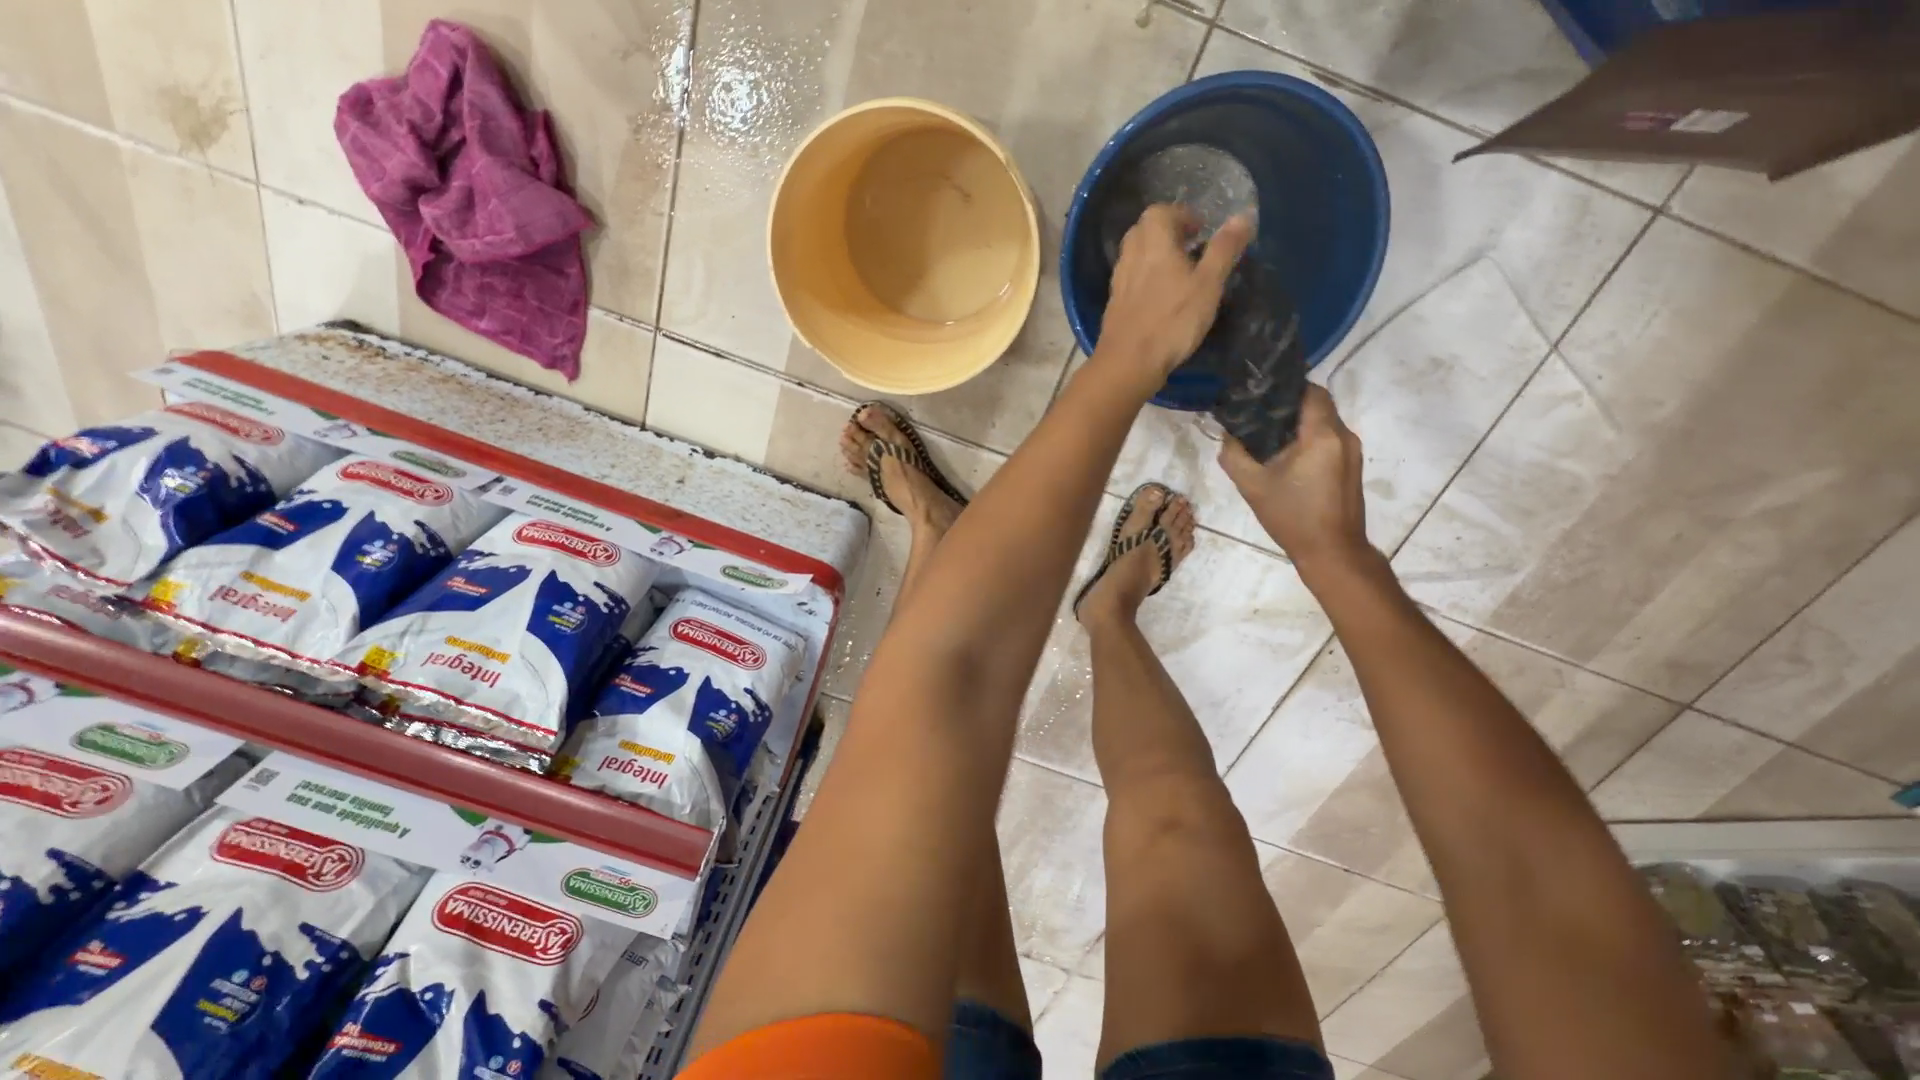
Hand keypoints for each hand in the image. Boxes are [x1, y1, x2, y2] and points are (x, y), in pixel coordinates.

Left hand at [1093, 205, 1253, 393]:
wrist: (1128, 361)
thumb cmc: (1173, 320)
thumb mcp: (1208, 284)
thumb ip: (1224, 249)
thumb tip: (1243, 216)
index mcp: (1154, 242)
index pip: (1160, 211)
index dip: (1181, 215)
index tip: (1200, 230)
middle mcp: (1131, 255)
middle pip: (1144, 229)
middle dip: (1166, 231)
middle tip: (1190, 247)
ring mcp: (1119, 280)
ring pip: (1135, 254)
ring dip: (1154, 254)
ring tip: (1178, 271)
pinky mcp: (1114, 303)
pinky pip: (1130, 277)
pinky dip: (1144, 276)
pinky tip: (1159, 296)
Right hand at [1218, 385, 1372, 571]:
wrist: (1332, 552)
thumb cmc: (1292, 517)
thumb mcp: (1252, 486)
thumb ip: (1234, 455)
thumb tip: (1228, 435)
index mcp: (1322, 435)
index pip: (1310, 391)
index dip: (1286, 389)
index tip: (1261, 397)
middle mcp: (1344, 436)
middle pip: (1318, 405)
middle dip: (1290, 407)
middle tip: (1259, 417)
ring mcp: (1352, 452)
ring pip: (1324, 422)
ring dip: (1300, 424)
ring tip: (1270, 437)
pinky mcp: (1352, 466)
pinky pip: (1330, 439)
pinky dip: (1310, 439)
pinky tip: (1288, 457)